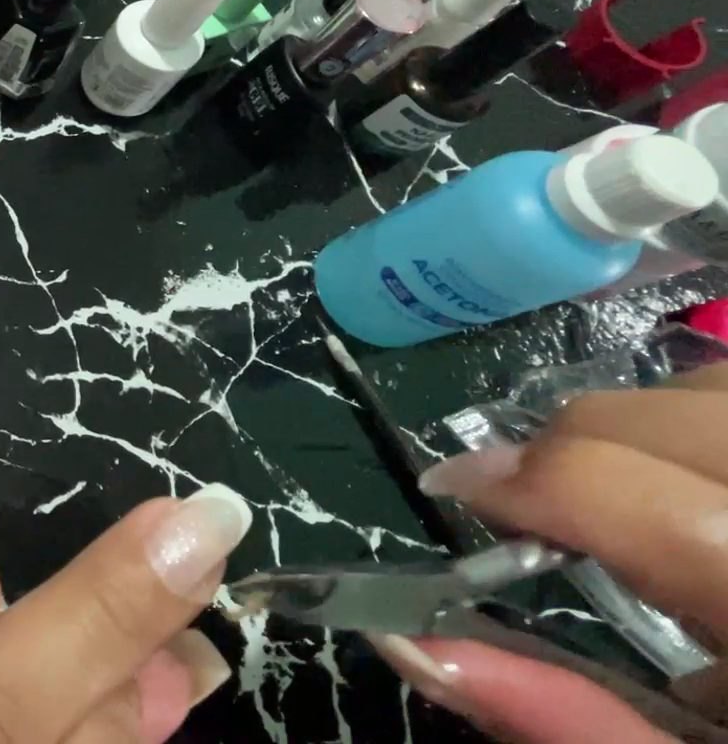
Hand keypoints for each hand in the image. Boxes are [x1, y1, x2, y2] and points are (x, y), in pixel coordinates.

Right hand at [376, 365, 727, 741]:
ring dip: (648, 429)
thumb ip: (565, 718)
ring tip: (646, 500)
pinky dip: (710, 421)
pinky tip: (714, 484)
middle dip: (567, 453)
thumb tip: (401, 640)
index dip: (511, 483)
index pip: (606, 485)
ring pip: (717, 386)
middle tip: (544, 510)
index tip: (462, 497)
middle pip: (653, 417)